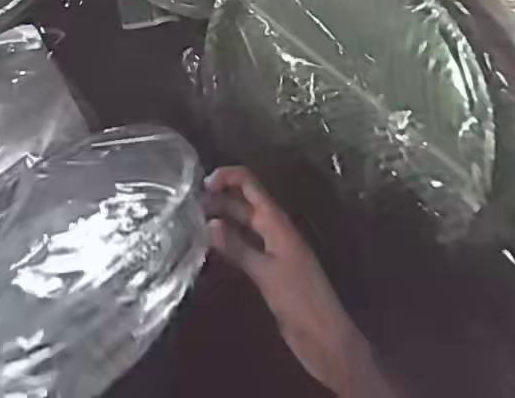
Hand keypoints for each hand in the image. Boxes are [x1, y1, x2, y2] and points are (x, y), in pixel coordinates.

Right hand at [206, 168, 397, 397]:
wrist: (325, 338)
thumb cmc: (299, 299)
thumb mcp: (265, 272)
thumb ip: (237, 247)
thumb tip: (209, 222)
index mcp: (276, 221)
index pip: (250, 184)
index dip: (228, 177)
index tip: (202, 185)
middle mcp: (273, 228)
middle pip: (244, 202)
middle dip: (219, 198)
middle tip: (188, 206)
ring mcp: (272, 249)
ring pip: (243, 223)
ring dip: (222, 219)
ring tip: (192, 222)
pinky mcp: (269, 269)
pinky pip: (245, 244)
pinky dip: (228, 241)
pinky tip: (210, 248)